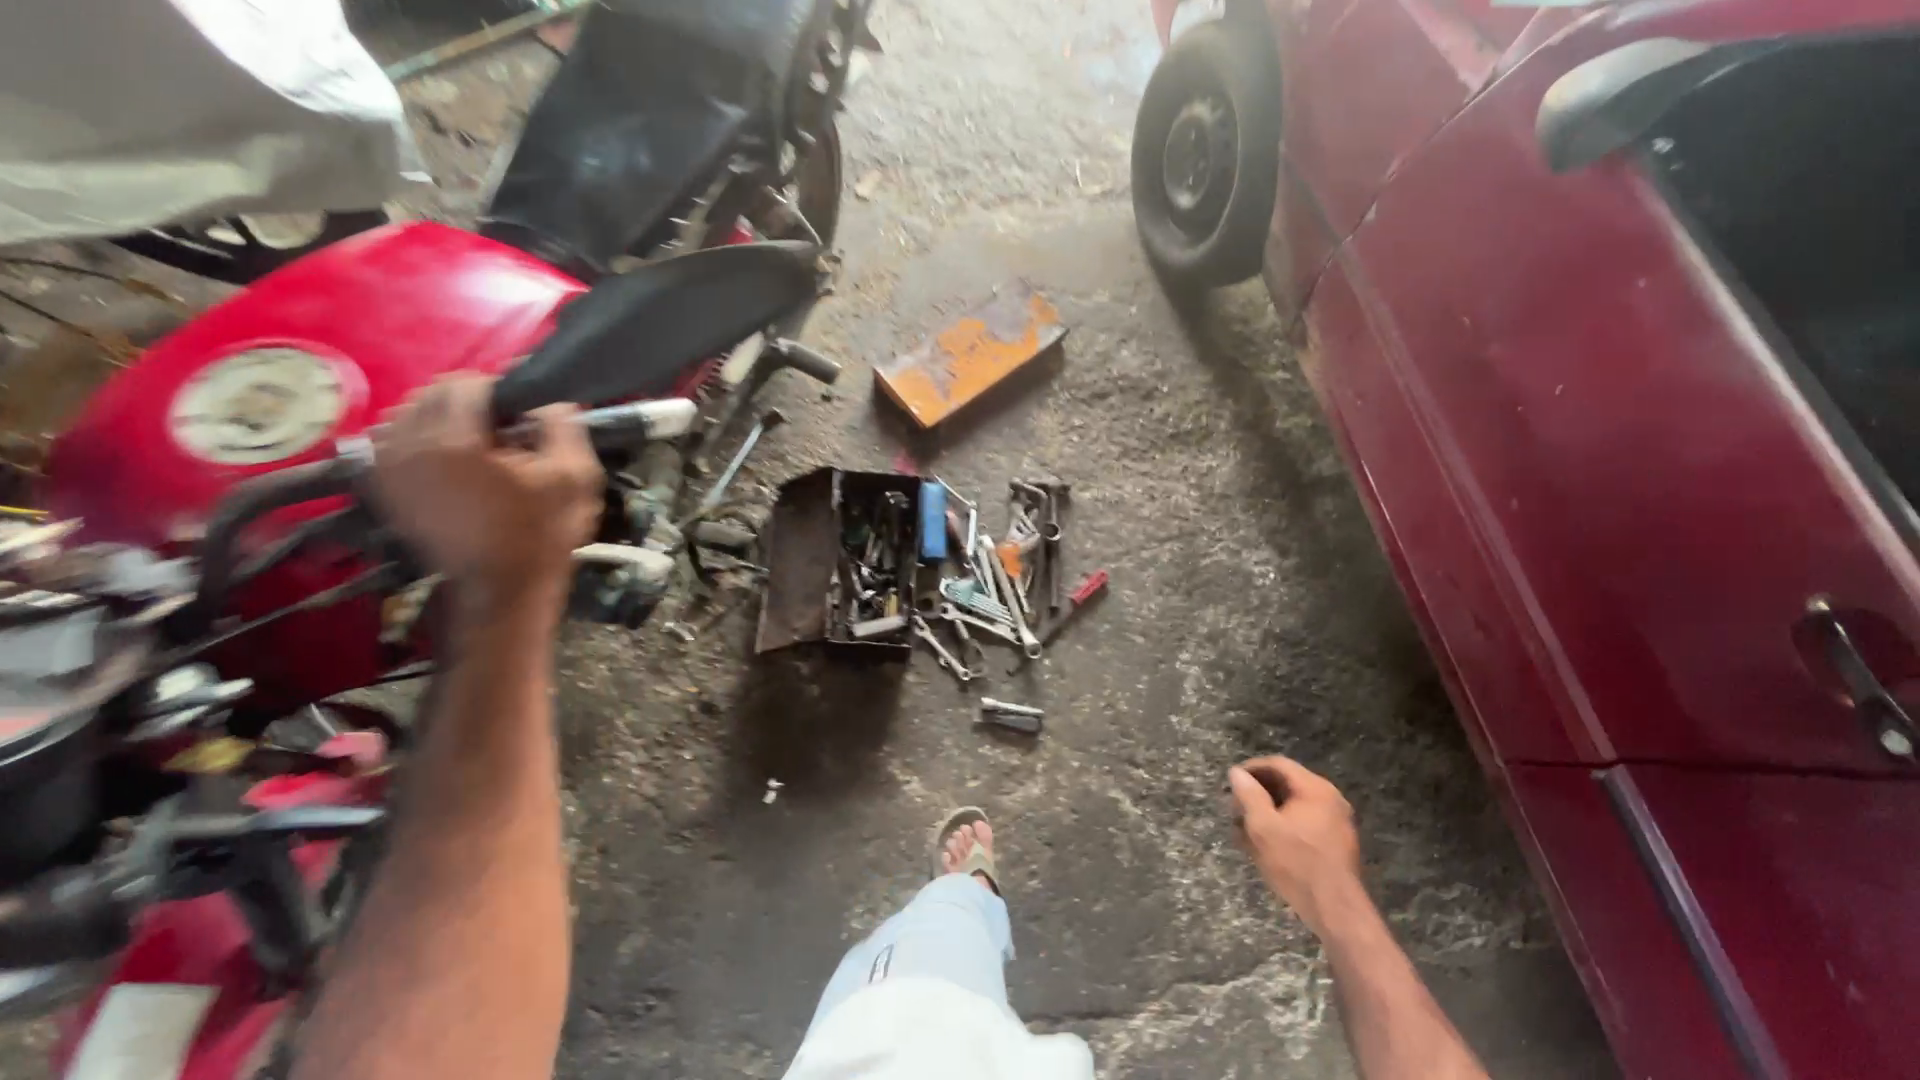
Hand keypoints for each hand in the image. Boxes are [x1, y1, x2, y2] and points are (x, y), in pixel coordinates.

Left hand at [370, 375, 602, 613]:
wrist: (502, 587)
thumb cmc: (542, 533)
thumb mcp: (574, 477)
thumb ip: (562, 426)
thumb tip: (545, 402)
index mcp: (457, 441)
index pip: (467, 384)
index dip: (499, 392)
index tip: (519, 414)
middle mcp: (411, 447)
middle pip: (431, 393)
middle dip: (466, 401)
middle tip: (498, 429)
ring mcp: (391, 469)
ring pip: (407, 414)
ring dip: (439, 418)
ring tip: (472, 444)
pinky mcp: (385, 489)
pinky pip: (389, 442)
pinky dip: (415, 439)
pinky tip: (444, 459)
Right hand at [1229, 756, 1361, 935]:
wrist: (1335, 908)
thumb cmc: (1295, 863)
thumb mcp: (1263, 827)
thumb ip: (1249, 795)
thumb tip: (1237, 773)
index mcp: (1315, 789)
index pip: (1278, 764)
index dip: (1251, 769)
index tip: (1232, 782)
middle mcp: (1331, 798)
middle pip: (1289, 782)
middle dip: (1259, 792)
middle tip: (1236, 807)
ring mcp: (1338, 820)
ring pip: (1297, 804)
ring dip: (1271, 810)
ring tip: (1247, 827)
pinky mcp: (1338, 841)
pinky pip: (1307, 821)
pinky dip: (1286, 824)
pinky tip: (1269, 842)